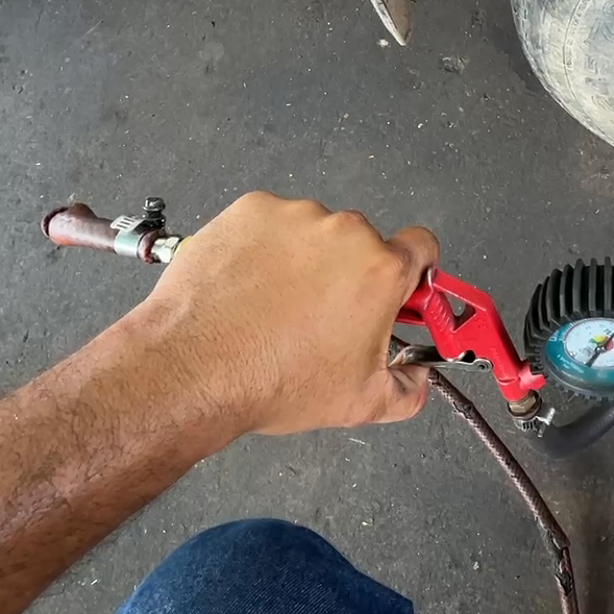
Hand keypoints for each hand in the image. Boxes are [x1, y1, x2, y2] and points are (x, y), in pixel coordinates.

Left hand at [126, 192, 433, 438]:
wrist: (191, 370)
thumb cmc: (273, 380)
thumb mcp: (360, 403)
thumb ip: (409, 388)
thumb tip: (417, 376)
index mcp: (382, 269)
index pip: (422, 245)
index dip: (413, 269)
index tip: (397, 289)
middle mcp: (346, 231)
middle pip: (363, 243)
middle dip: (350, 272)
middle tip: (322, 312)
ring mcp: (297, 215)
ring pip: (315, 231)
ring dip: (305, 258)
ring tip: (274, 303)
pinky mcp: (253, 210)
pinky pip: (272, 222)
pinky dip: (264, 246)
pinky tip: (248, 284)